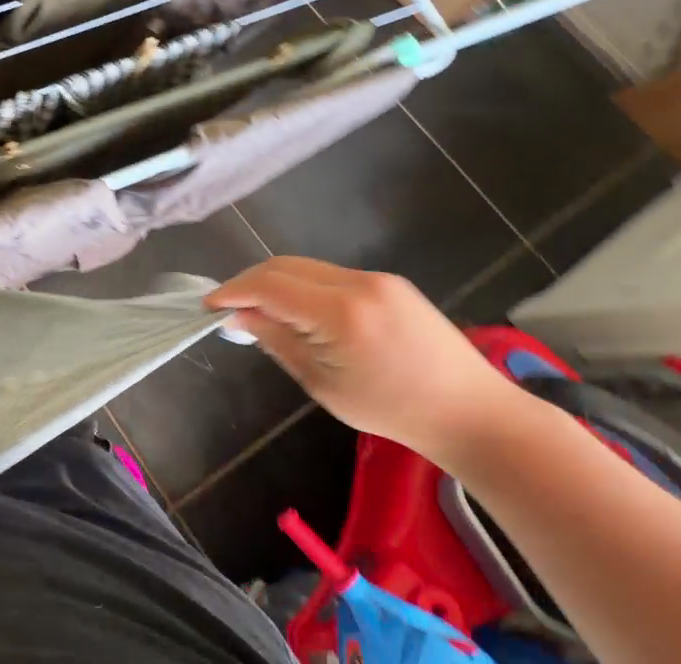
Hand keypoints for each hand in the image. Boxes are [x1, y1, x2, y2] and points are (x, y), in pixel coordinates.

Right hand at [204, 257, 522, 457]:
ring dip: (276, 283)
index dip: (233, 291)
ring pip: (306, 267)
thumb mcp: (322, 382)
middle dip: (249, 283)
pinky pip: (331, 276)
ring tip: (260, 312)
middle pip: (284, 266)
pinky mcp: (390, 284)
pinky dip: (303, 287)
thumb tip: (236, 317)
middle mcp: (359, 283)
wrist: (473, 413)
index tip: (208, 306)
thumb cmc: (392, 410)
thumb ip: (276, 341)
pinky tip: (298, 312)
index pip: (269, 285)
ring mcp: (378, 280)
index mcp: (341, 312)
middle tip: (228, 308)